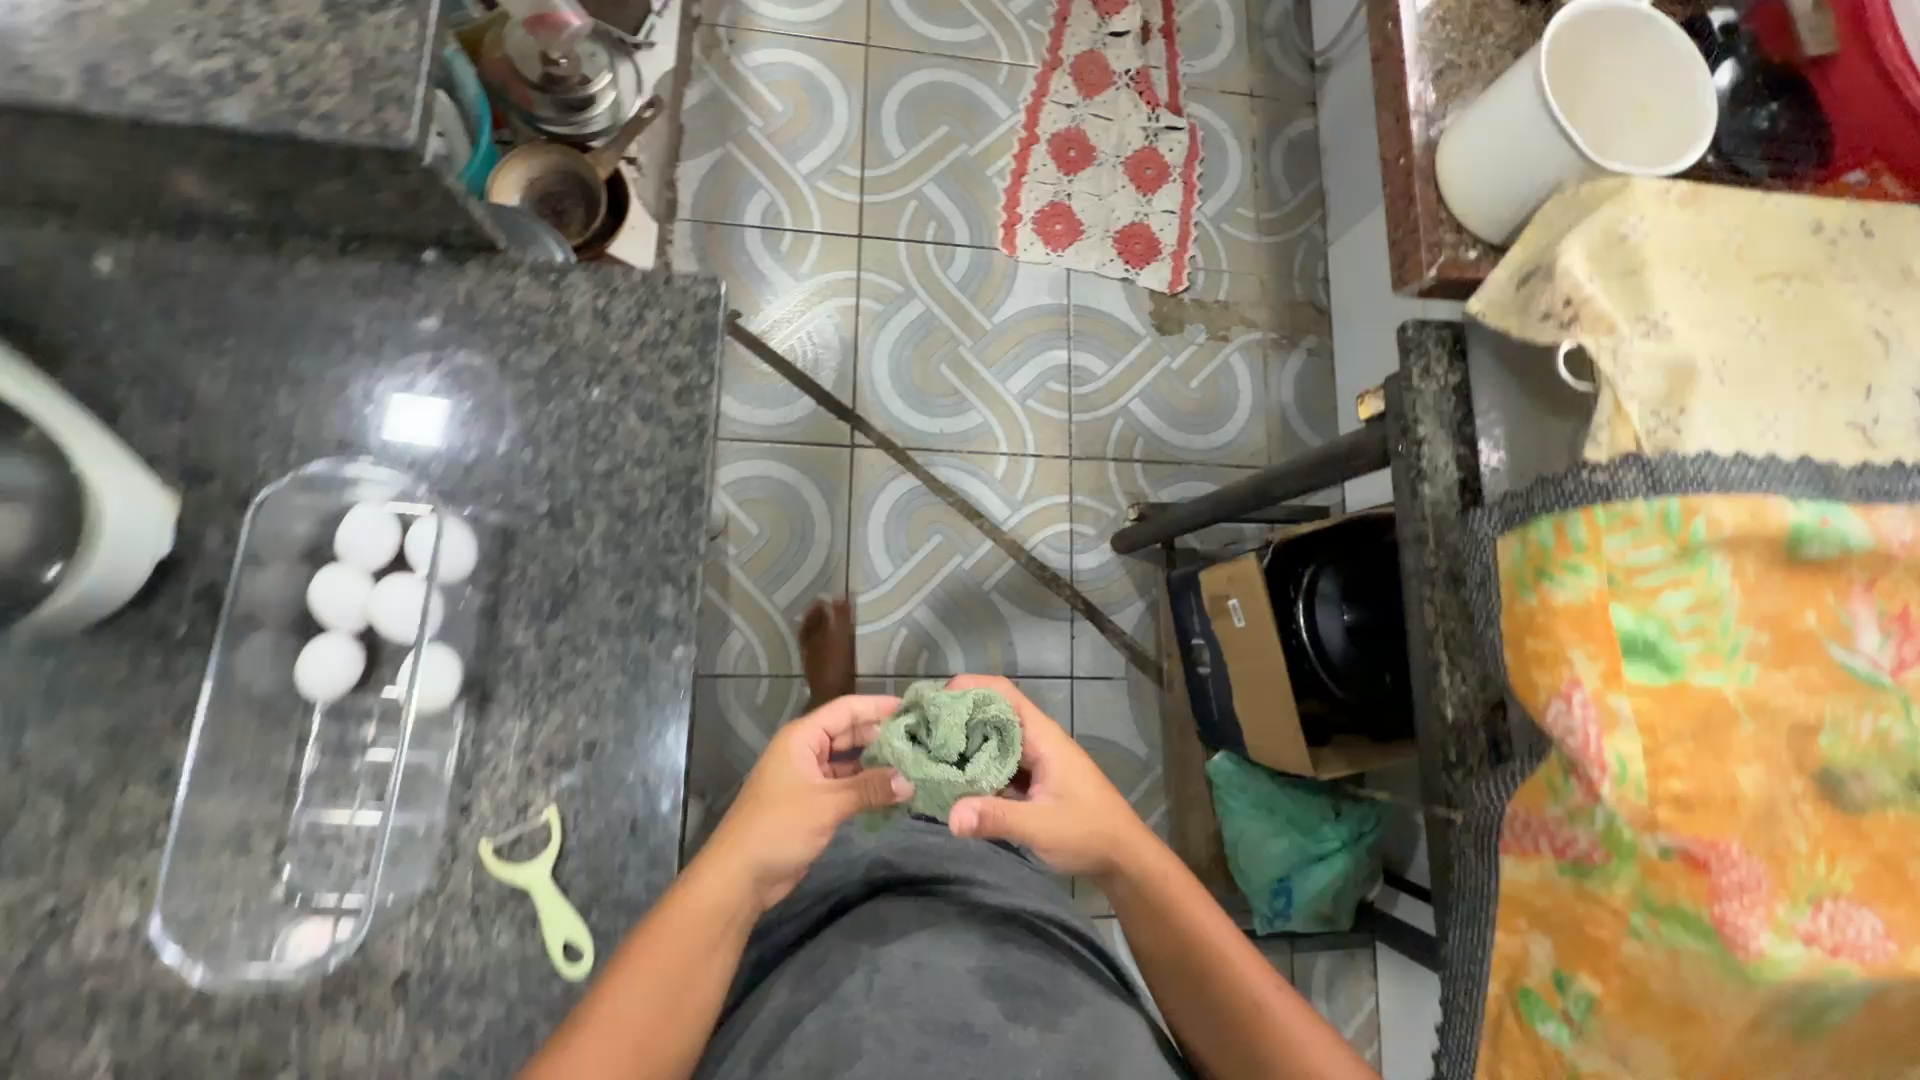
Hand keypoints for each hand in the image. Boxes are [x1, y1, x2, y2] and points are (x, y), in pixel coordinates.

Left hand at [697, 694, 913, 910]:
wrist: (740, 876)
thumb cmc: (778, 827)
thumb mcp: (827, 804)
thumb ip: (869, 789)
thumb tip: (910, 781)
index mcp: (802, 738)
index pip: (845, 710)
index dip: (877, 706)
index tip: (912, 709)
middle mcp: (806, 751)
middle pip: (849, 733)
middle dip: (881, 736)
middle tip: (920, 739)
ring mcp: (809, 778)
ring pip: (849, 762)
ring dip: (877, 765)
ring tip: (914, 765)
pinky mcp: (813, 803)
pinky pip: (846, 786)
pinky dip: (867, 787)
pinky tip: (894, 792)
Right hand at [943, 675, 1158, 878]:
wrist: (1123, 857)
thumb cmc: (1090, 833)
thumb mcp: (1042, 827)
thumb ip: (997, 818)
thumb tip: (950, 816)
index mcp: (1041, 736)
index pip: (1001, 693)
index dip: (967, 688)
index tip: (931, 702)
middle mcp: (1035, 740)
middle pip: (990, 713)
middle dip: (955, 717)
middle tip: (916, 730)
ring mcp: (1033, 759)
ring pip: (990, 739)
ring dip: (961, 743)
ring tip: (923, 752)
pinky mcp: (1030, 779)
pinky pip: (995, 763)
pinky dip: (972, 766)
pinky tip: (948, 779)